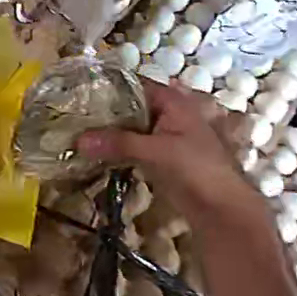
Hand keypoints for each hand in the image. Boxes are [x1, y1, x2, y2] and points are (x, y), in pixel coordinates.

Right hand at [78, 80, 264, 223]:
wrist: (223, 210)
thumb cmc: (197, 169)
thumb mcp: (156, 152)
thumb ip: (118, 143)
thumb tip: (78, 140)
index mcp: (173, 102)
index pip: (134, 85)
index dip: (108, 88)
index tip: (80, 93)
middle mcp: (169, 114)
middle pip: (130, 107)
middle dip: (105, 112)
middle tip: (73, 115)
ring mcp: (165, 136)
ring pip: (130, 127)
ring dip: (109, 132)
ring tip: (78, 132)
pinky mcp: (161, 157)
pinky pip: (133, 146)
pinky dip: (117, 148)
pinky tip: (95, 152)